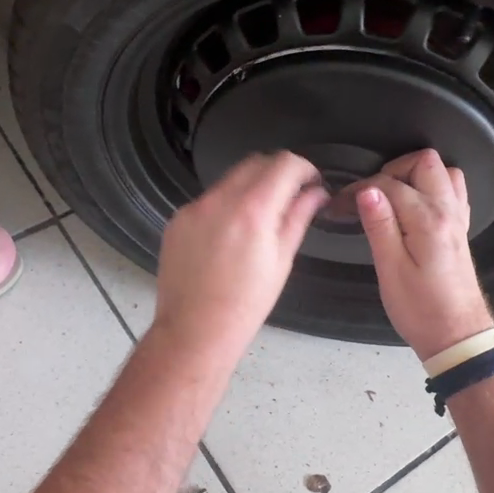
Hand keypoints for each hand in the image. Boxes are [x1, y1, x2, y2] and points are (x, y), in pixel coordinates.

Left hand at [151, 152, 328, 357]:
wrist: (194, 330)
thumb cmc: (243, 305)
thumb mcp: (281, 260)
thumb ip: (298, 217)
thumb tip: (315, 193)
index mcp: (252, 210)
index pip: (284, 163)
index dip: (304, 168)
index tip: (310, 181)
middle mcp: (219, 201)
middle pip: (256, 162)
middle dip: (278, 172)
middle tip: (291, 195)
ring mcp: (194, 208)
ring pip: (230, 179)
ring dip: (250, 188)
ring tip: (259, 222)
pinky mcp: (178, 219)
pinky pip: (208, 200)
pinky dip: (225, 206)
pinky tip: (229, 237)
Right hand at [352, 149, 493, 359]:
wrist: (458, 337)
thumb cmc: (420, 310)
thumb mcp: (390, 270)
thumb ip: (380, 225)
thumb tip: (367, 191)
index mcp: (427, 220)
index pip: (388, 185)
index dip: (358, 189)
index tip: (339, 204)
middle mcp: (448, 212)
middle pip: (424, 162)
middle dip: (392, 169)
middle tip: (370, 194)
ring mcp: (458, 219)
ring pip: (444, 172)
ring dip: (416, 175)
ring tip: (392, 196)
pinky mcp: (460, 230)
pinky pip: (452, 191)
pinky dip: (432, 187)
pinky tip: (414, 206)